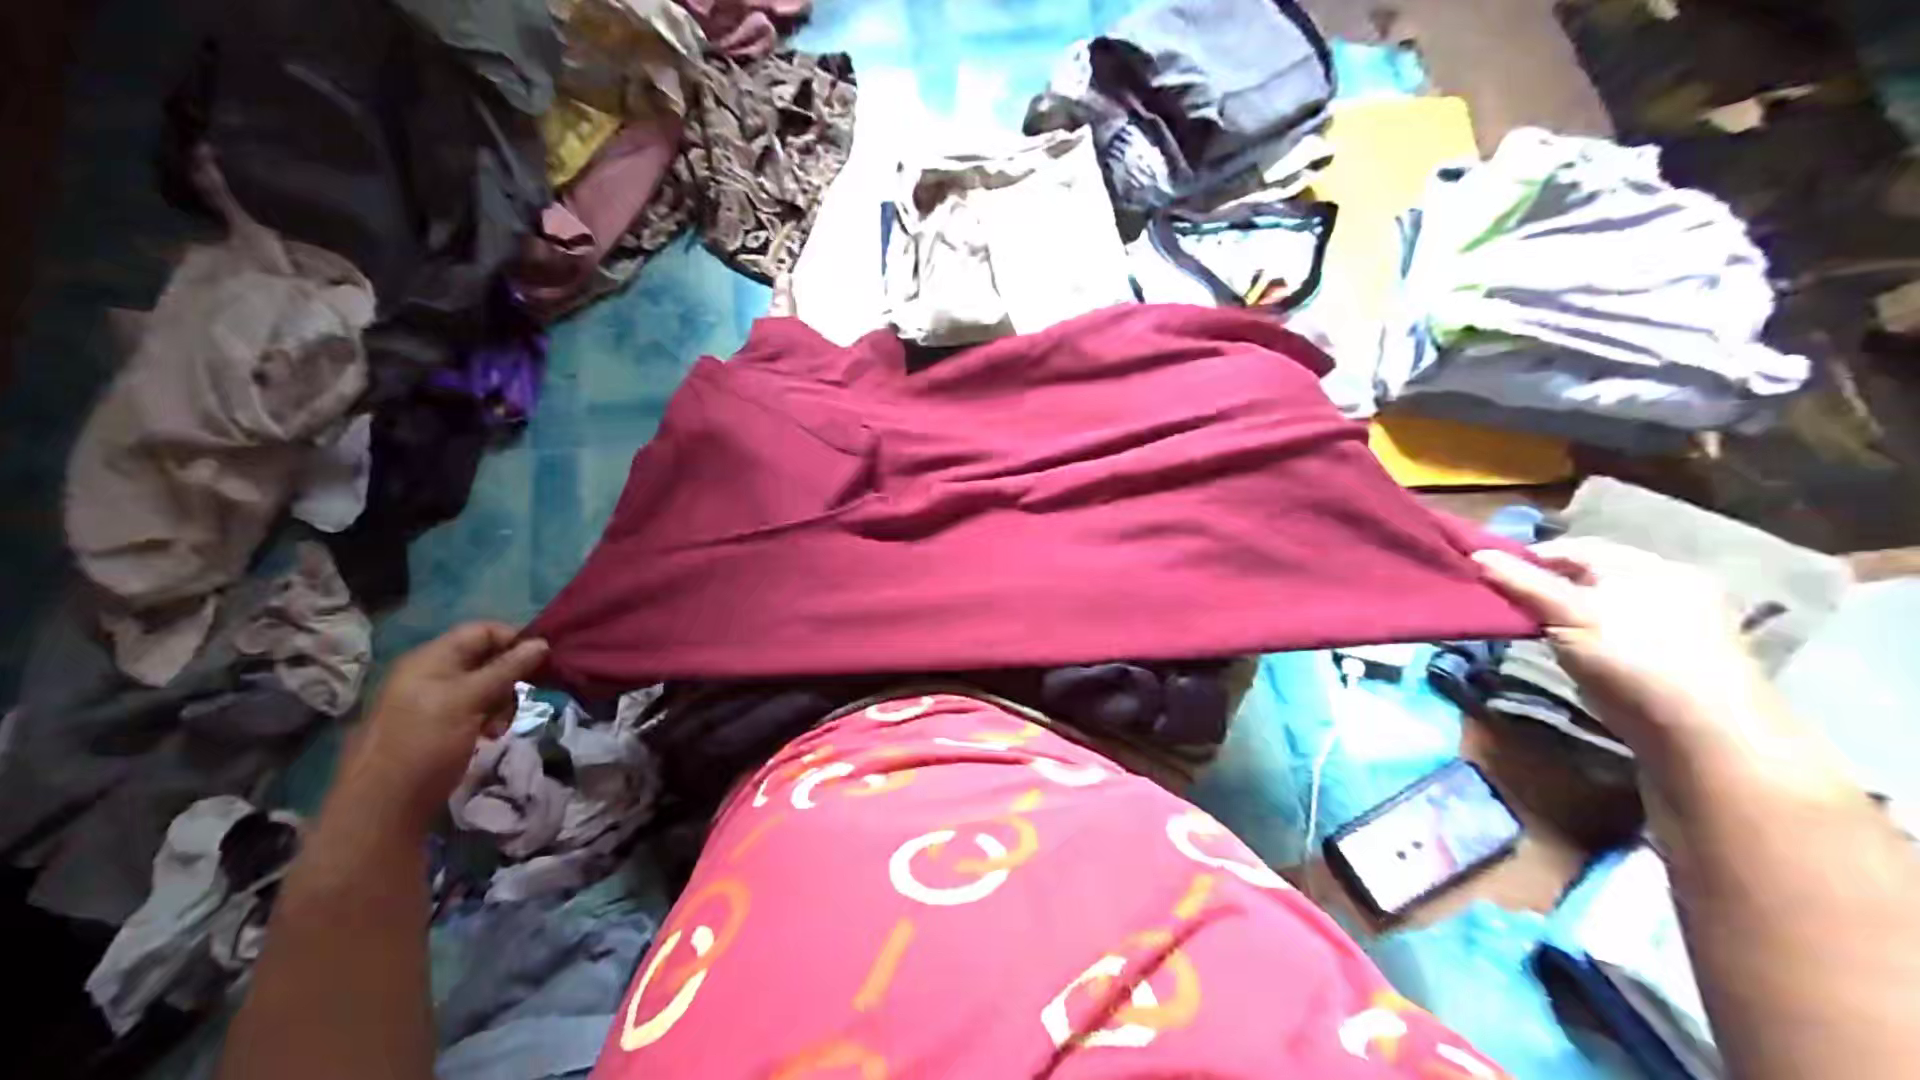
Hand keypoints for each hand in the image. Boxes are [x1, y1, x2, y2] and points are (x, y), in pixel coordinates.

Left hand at [333, 623, 548, 827]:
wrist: (384, 808)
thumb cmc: (424, 745)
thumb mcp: (467, 701)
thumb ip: (506, 669)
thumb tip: (542, 643)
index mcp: (430, 659)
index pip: (482, 631)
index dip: (513, 640)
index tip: (540, 663)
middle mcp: (431, 674)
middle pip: (487, 657)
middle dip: (510, 677)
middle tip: (518, 700)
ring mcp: (434, 701)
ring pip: (486, 685)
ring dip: (503, 701)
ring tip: (500, 726)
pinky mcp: (441, 725)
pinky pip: (476, 708)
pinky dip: (490, 717)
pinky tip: (490, 735)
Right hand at [1470, 539, 1768, 751]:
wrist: (1702, 733)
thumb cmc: (1632, 661)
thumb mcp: (1568, 616)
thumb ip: (1522, 583)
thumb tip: (1474, 555)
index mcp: (1650, 565)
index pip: (1574, 548)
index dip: (1529, 558)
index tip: (1492, 577)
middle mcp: (1670, 583)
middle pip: (1590, 573)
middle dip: (1548, 584)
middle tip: (1511, 603)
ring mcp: (1679, 619)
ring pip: (1603, 600)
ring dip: (1568, 608)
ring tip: (1539, 626)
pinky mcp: (1678, 653)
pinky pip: (1619, 625)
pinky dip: (1590, 630)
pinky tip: (1577, 648)